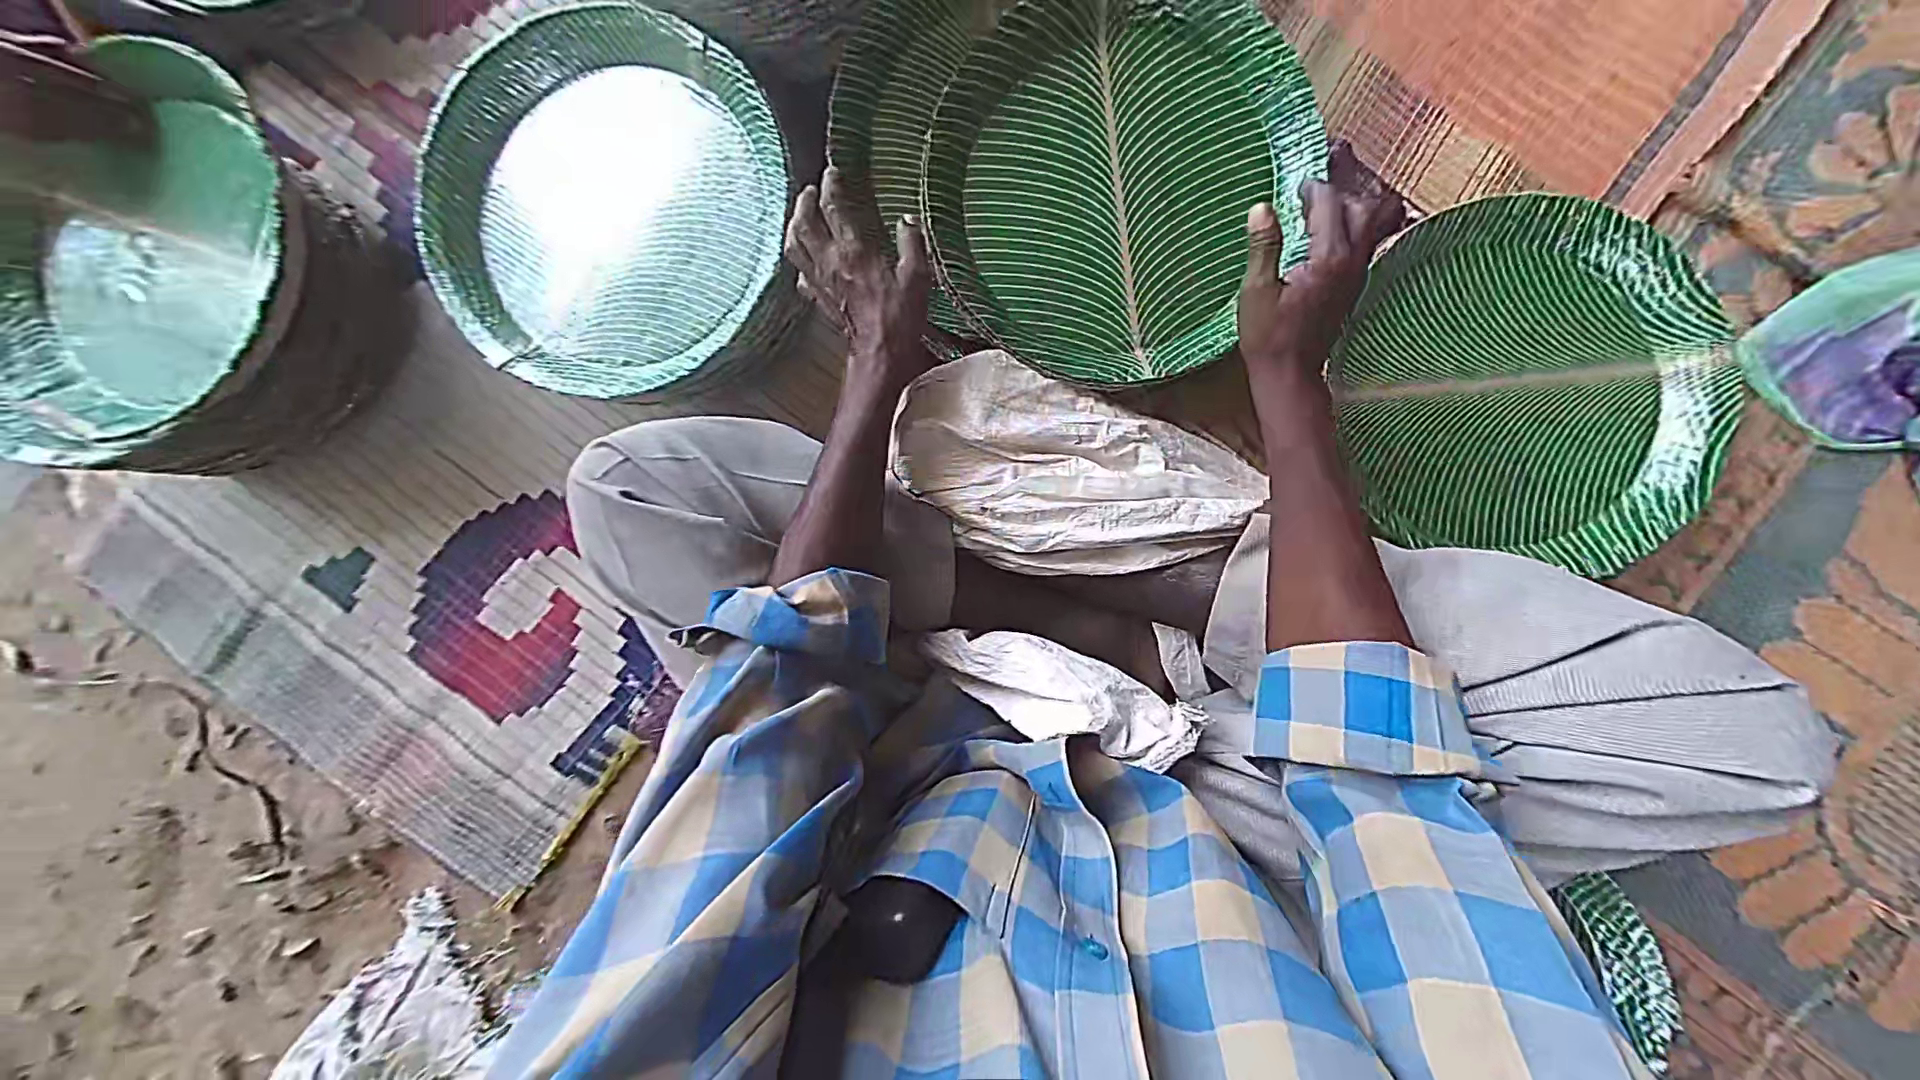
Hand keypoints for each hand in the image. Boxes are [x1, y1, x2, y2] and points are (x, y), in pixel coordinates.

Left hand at [785, 165, 933, 396]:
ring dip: (794, 226)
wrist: (881, 354)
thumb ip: (912, 243)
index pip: (833, 207)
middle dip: (805, 201)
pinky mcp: (820, 300)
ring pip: (794, 246)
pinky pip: (801, 275)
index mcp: (852, 252)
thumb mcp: (917, 276)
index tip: (833, 172)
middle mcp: (829, 263)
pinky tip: (807, 259)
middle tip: (811, 191)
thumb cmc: (900, 317)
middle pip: (802, 222)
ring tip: (801, 217)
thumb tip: (908, 221)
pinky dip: (800, 260)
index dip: (831, 185)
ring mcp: (820, 283)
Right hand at [1238, 140, 1405, 387]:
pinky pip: (1363, 242)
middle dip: (1343, 186)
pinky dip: (1350, 226)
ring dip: (1351, 205)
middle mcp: (1351, 262)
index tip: (1296, 182)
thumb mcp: (1255, 292)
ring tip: (1327, 198)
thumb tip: (1261, 208)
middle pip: (1362, 206)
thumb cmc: (1267, 337)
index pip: (1328, 205)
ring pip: (1370, 223)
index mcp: (1328, 259)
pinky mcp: (1352, 286)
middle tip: (1322, 174)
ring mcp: (1356, 275)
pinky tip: (1328, 230)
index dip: (1313, 188)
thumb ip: (1264, 247)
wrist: (1289, 374)